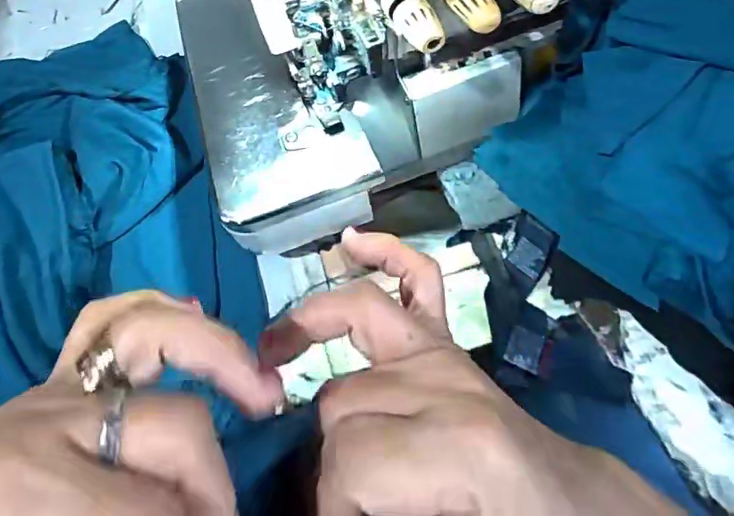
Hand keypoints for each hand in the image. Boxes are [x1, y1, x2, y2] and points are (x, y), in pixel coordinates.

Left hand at [0, 291, 285, 515]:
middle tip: (235, 506)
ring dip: (208, 351)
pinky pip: (100, 321)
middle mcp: (54, 418)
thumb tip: (193, 508)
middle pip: (173, 426)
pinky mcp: (48, 377)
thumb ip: (133, 513)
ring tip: (252, 377)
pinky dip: (150, 308)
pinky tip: (184, 306)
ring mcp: (51, 386)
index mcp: (42, 483)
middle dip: (216, 472)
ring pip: (141, 334)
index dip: (199, 514)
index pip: (163, 506)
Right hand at [263, 229, 678, 515]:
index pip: (350, 460)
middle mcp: (446, 384)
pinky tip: (351, 243)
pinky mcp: (448, 345)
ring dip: (312, 355)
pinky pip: (418, 278)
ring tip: (274, 364)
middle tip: (323, 485)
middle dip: (324, 454)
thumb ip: (375, 502)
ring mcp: (446, 355)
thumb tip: (314, 498)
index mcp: (459, 449)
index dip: (329, 500)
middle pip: (340, 403)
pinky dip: (384, 253)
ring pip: (348, 342)